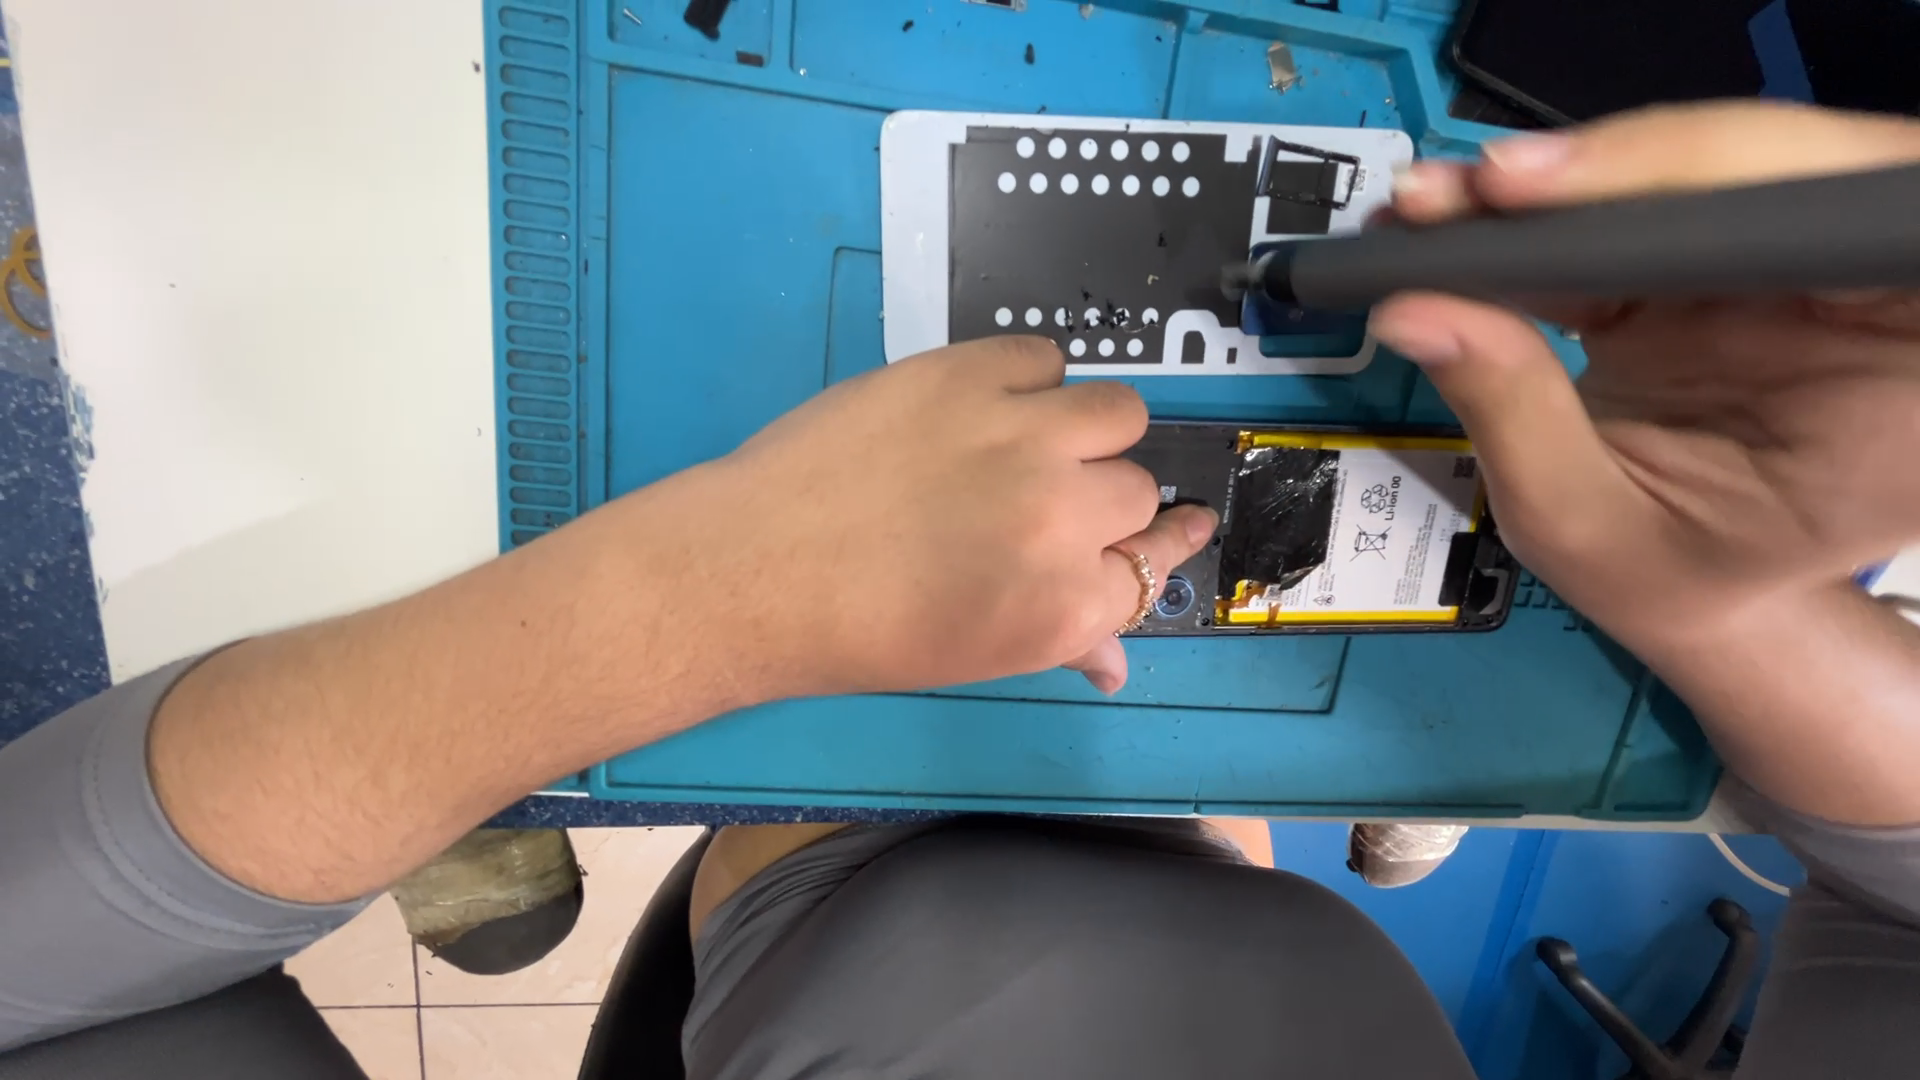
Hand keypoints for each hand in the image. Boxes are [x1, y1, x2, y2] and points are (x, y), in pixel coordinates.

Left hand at [686, 336, 1214, 695]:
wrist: (756, 568)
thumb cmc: (860, 631)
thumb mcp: (972, 656)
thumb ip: (1059, 645)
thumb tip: (1117, 663)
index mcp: (1064, 607)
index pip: (1153, 565)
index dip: (1163, 544)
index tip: (1180, 523)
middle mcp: (1061, 519)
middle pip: (1137, 487)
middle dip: (1098, 497)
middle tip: (1040, 499)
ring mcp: (1020, 436)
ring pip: (1117, 412)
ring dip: (1085, 428)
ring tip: (1028, 439)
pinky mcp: (969, 372)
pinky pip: (1046, 356)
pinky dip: (1028, 379)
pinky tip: (984, 405)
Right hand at [1370, 102, 1919, 658]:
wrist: (1688, 593)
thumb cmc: (1662, 578)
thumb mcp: (1573, 516)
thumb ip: (1507, 408)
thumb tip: (1410, 309)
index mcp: (1910, 349)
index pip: (1829, 209)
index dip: (1687, 173)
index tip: (1530, 191)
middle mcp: (1870, 286)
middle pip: (1750, 170)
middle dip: (1590, 173)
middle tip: (1457, 192)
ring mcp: (1784, 271)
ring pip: (1673, 180)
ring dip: (1540, 193)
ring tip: (1426, 210)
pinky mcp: (1708, 271)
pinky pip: (1618, 219)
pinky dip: (1527, 227)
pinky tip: (1449, 231)